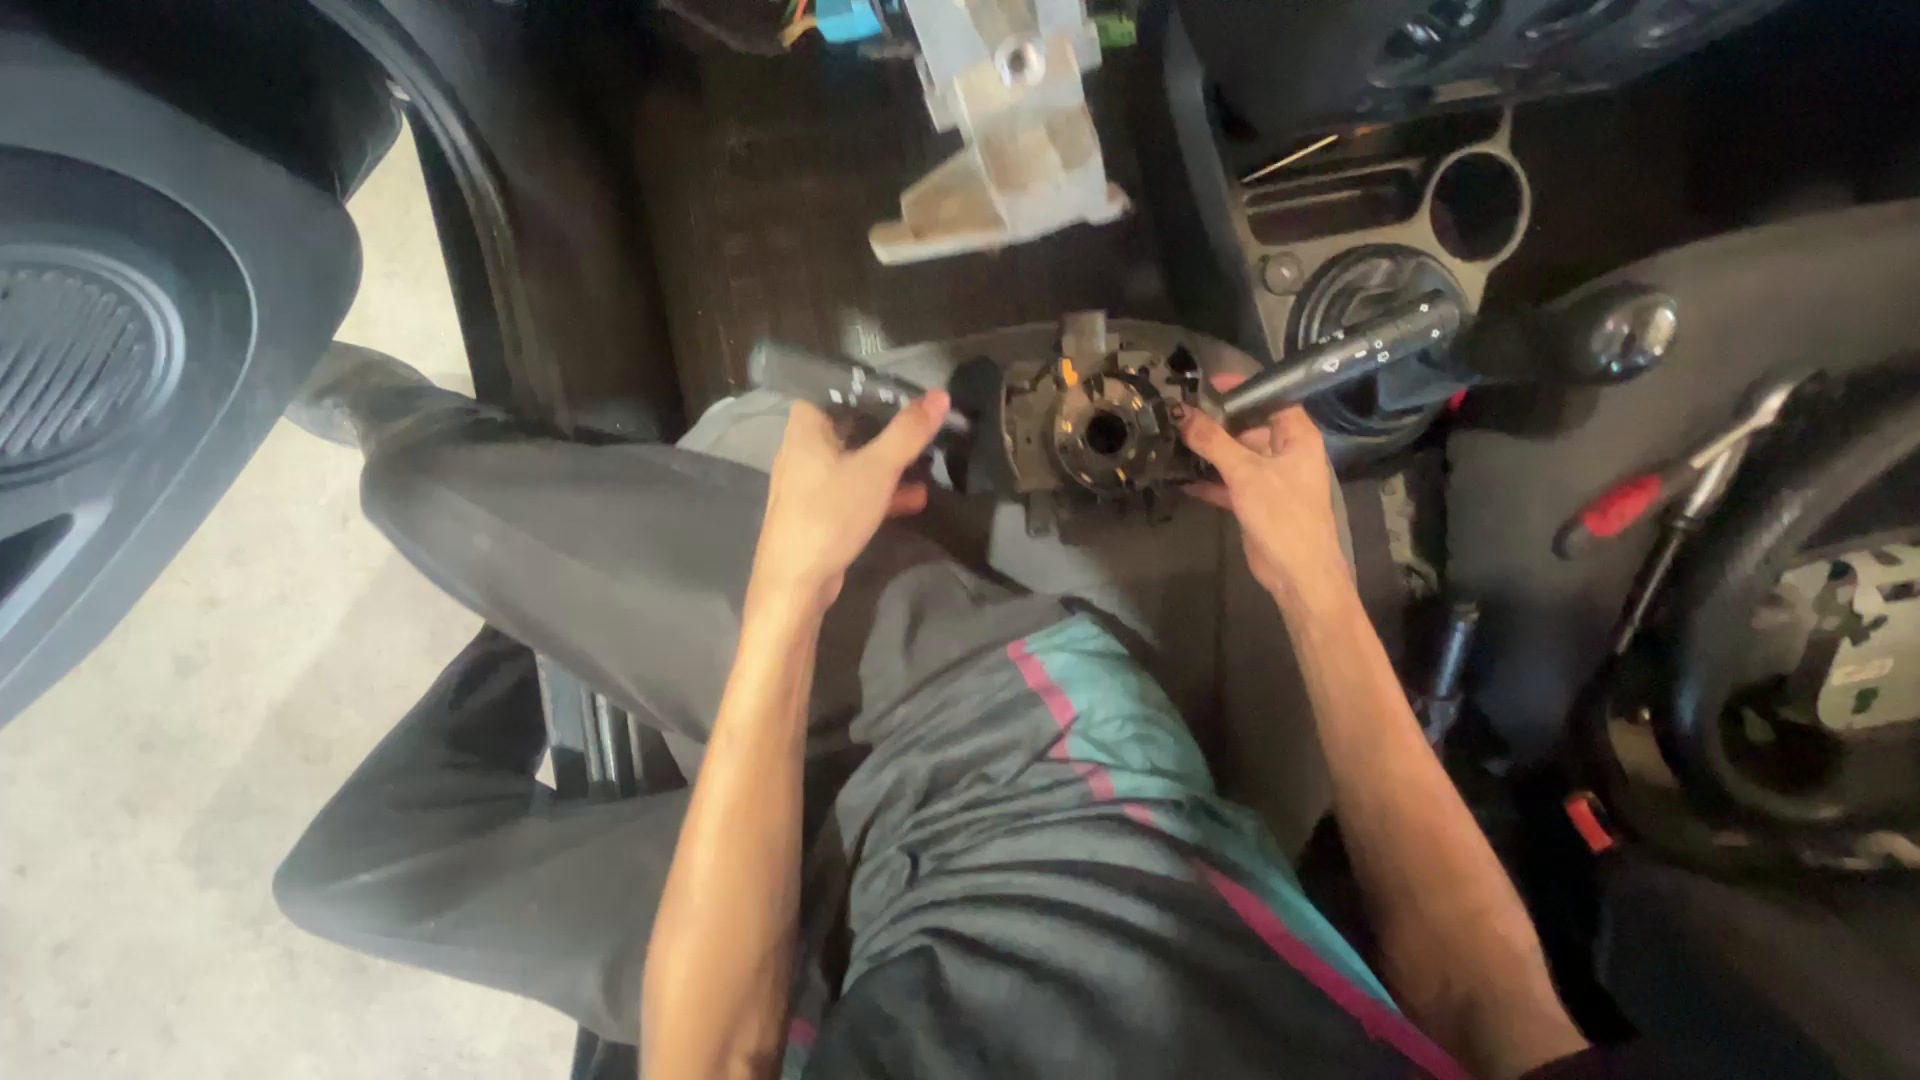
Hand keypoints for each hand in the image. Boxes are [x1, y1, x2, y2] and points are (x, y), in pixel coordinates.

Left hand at [750, 392, 951, 611]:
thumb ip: (908, 432)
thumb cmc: (830, 513)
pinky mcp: (820, 512)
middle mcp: (802, 448)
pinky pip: (854, 490)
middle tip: (926, 427)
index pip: (838, 389)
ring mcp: (810, 483)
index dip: (873, 387)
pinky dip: (880, 491)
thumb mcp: (877, 469)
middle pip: (851, 425)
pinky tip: (915, 499)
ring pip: (855, 460)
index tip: (910, 391)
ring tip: (928, 462)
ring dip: (889, 462)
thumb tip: (941, 395)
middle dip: (889, 428)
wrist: (795, 582)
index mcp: (806, 426)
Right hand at [1179, 373, 1346, 606]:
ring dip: (1210, 452)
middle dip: (1219, 422)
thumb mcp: (1246, 472)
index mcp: (1297, 437)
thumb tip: (1183, 414)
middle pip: (1250, 427)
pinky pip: (1229, 483)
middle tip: (1183, 414)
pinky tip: (1182, 479)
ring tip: (1176, 441)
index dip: (1245, 388)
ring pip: (1237, 456)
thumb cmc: (1282, 514)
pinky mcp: (1256, 502)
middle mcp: (1286, 453)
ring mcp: (1271, 479)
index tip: (1211, 384)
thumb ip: (1213, 442)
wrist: (1297, 571)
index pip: (1273, 399)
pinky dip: (1209, 481)